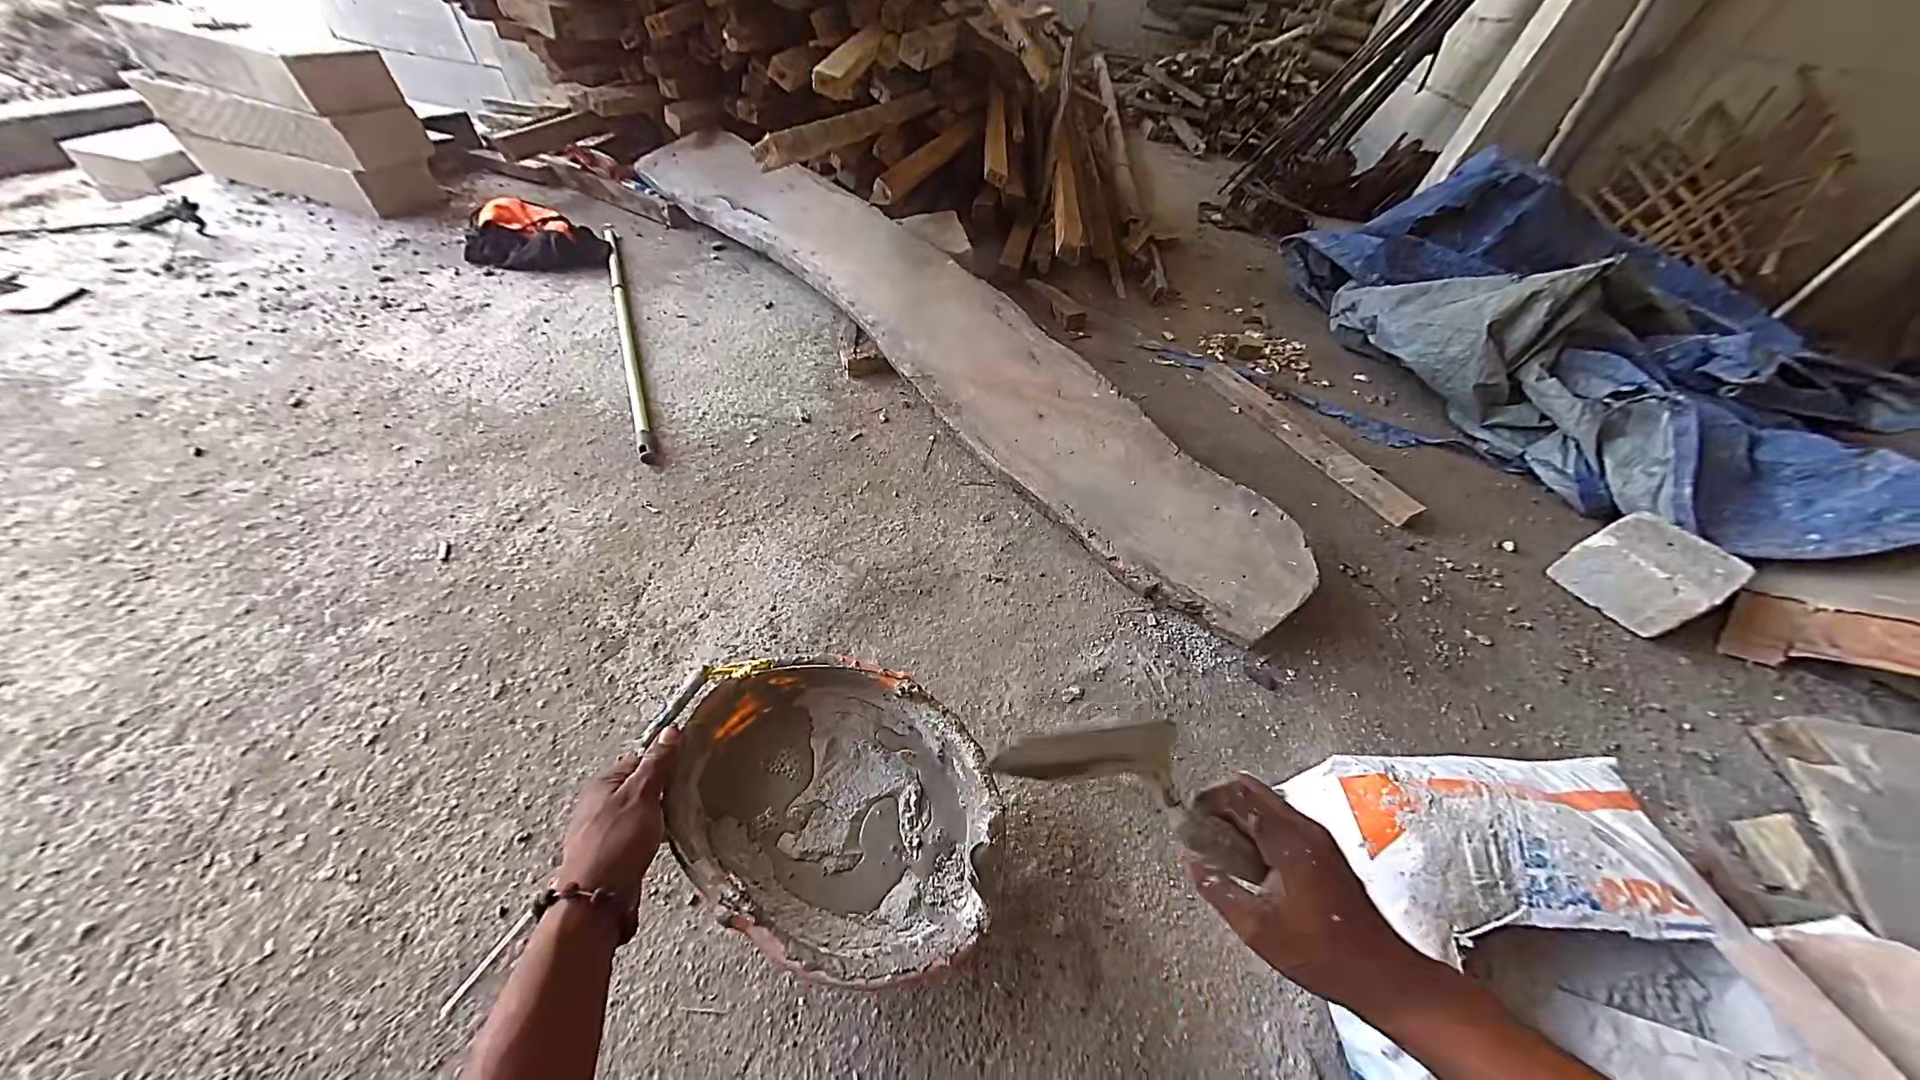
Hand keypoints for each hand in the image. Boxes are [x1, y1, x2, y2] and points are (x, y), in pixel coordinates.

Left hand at [555, 728, 680, 904]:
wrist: (597, 897)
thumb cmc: (616, 841)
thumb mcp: (642, 793)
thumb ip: (657, 762)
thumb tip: (671, 730)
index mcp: (603, 783)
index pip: (640, 758)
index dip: (663, 762)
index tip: (684, 768)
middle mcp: (598, 803)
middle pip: (639, 784)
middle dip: (662, 789)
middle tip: (681, 795)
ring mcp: (603, 829)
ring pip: (639, 809)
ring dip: (657, 812)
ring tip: (673, 819)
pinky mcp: (611, 851)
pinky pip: (637, 832)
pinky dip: (651, 832)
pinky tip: (660, 840)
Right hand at [1182, 773, 1432, 1012]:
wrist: (1383, 975)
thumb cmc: (1323, 954)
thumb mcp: (1258, 929)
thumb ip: (1219, 891)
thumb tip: (1192, 864)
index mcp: (1289, 841)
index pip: (1240, 795)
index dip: (1209, 799)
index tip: (1189, 813)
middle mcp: (1306, 830)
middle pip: (1254, 792)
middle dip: (1221, 802)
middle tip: (1200, 823)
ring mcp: (1319, 838)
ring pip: (1268, 805)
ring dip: (1240, 813)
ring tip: (1218, 839)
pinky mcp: (1324, 851)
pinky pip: (1282, 821)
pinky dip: (1257, 826)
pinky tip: (1247, 853)